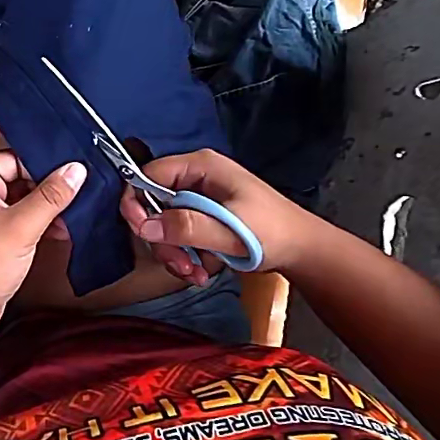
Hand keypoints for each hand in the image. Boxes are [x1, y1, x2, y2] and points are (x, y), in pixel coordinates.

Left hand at [0, 152, 84, 335]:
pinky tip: (58, 232)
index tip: (71, 174)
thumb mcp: (21, 228)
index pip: (15, 157)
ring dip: (47, 209)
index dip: (44, 166)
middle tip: (73, 199)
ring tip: (67, 220)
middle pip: (21, 176)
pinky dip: (40, 223)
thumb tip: (74, 171)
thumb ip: (51, 196)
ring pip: (24, 198)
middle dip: (49, 190)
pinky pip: (21, 218)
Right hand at [119, 149, 321, 285]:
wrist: (301, 249)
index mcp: (202, 167)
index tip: (142, 233)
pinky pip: (180, 237)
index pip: (148, 175)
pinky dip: (186, 257)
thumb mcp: (229, 230)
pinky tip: (202, 272)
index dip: (137, 203)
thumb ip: (187, 226)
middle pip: (153, 205)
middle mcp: (196, 179)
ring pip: (164, 226)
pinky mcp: (204, 220)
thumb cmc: (272, 232)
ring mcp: (200, 200)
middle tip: (181, 264)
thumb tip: (144, 226)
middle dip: (162, 240)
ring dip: (175, 254)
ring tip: (196, 273)